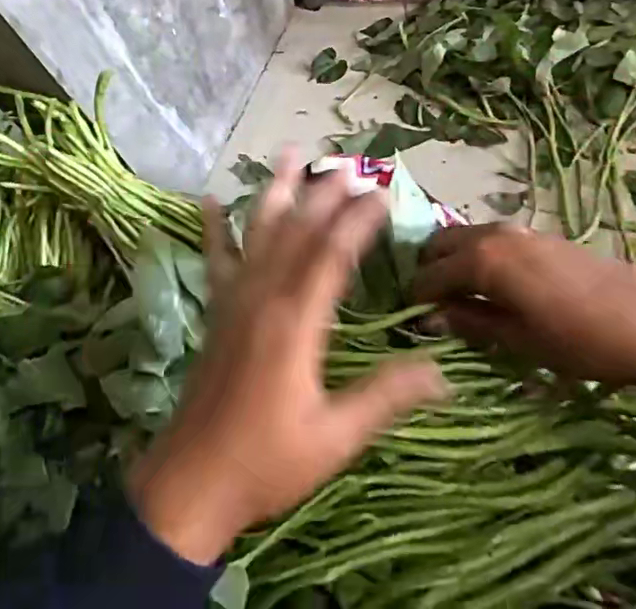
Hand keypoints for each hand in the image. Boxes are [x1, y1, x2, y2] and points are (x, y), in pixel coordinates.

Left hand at [130, 155, 447, 563]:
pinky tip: (209, 200)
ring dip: (274, 192)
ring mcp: (233, 300)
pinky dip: (213, 228)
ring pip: (256, 233)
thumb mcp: (336, 437)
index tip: (382, 194)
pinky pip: (215, 259)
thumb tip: (443, 373)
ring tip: (286, 155)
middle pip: (296, 232)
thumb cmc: (268, 462)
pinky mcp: (215, 311)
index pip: (332, 255)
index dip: (357, 221)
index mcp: (295, 323)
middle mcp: (261, 298)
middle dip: (324, 196)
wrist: (192, 481)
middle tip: (348, 166)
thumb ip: (386, 397)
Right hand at [414, 224, 635, 398]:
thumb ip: (468, 322)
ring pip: (462, 239)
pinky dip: (474, 258)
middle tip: (433, 308)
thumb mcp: (519, 340)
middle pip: (438, 245)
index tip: (412, 322)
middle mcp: (491, 234)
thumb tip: (428, 318)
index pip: (428, 275)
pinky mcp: (535, 234)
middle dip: (428, 273)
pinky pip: (486, 240)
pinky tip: (490, 288)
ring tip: (461, 300)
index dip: (415, 299)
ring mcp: (515, 230)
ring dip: (451, 263)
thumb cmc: (582, 339)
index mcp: (482, 259)